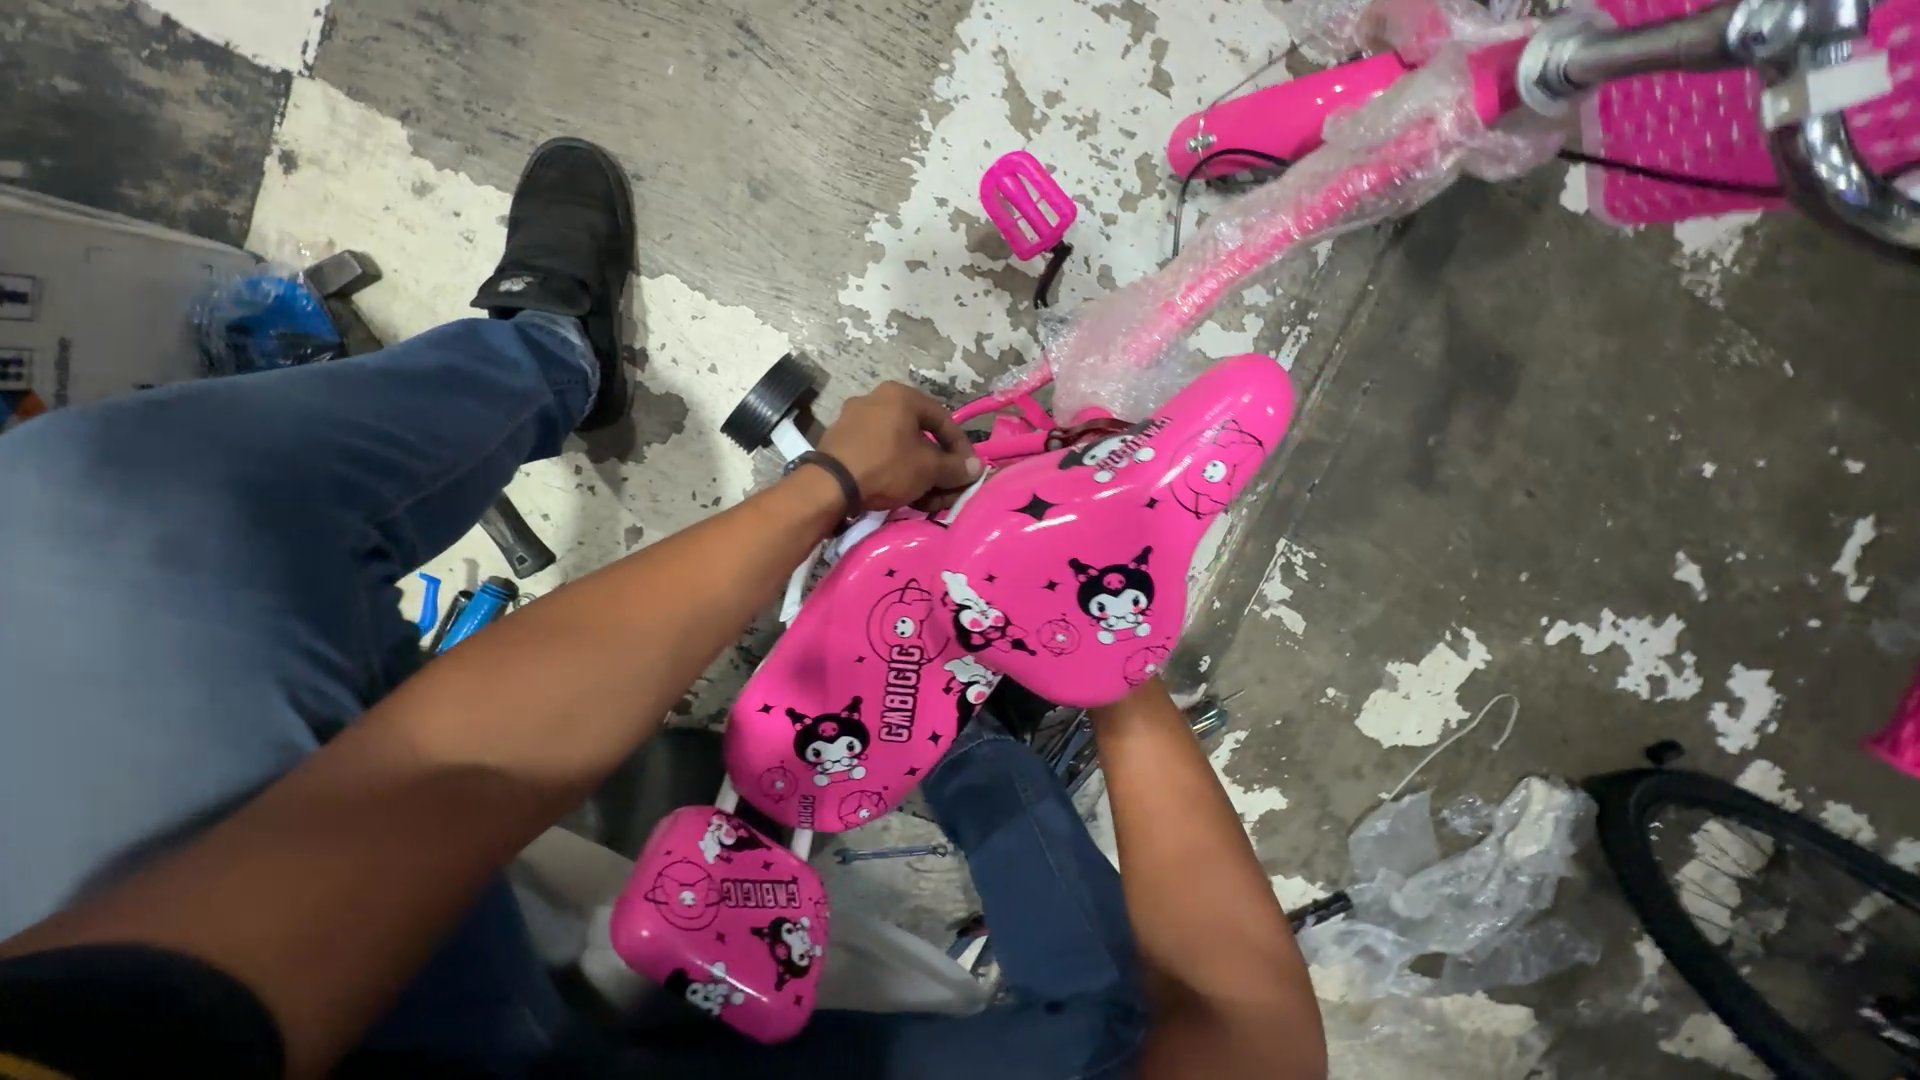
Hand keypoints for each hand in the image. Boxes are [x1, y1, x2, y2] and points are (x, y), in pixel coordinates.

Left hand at [818, 382, 983, 511]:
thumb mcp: (928, 469)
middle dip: (938, 466)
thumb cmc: (886, 467)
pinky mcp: (840, 442)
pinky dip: (894, 472)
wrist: (830, 485)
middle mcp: (876, 399)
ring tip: (927, 498)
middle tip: (947, 488)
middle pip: (920, 435)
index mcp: (900, 396)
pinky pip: (878, 454)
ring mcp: (854, 420)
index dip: (961, 447)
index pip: (943, 419)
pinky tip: (902, 494)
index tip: (968, 470)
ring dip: (918, 473)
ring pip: (899, 447)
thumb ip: (955, 467)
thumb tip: (976, 467)